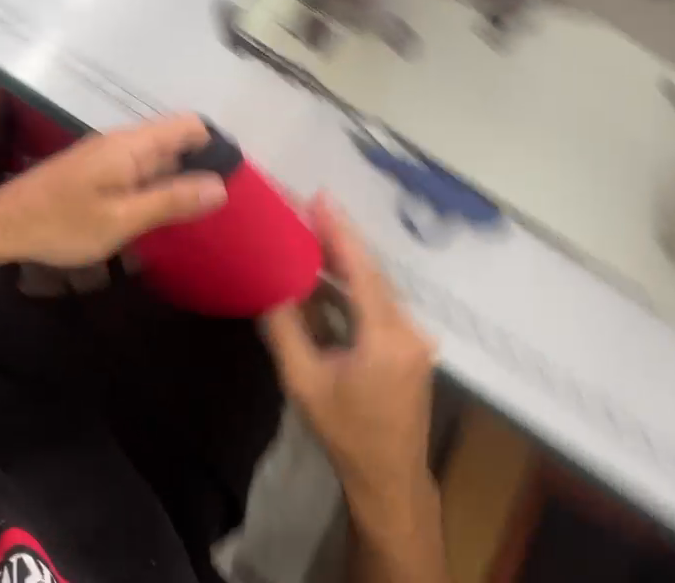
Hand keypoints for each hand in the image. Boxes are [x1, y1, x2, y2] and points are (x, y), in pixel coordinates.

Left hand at [0, 114, 227, 268]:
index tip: (236, 178)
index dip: (216, 144)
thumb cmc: (61, 224)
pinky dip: (152, 187)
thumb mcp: (121, 219)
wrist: (2, 225)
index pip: (187, 125)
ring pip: (154, 158)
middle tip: (223, 206)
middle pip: (173, 140)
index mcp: (129, 145)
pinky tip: (158, 215)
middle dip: (200, 165)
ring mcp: (102, 155)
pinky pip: (134, 170)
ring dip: (176, 179)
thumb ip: (170, 201)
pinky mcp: (91, 171)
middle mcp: (118, 141)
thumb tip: (220, 185)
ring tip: (198, 214)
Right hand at [261, 197, 437, 538]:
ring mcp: (410, 339)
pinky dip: (345, 287)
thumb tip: (265, 284)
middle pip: (369, 273)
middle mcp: (407, 330)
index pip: (362, 271)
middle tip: (301, 207)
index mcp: (387, 336)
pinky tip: (317, 275)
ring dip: (339, 262)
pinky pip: (372, 305)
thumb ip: (285, 327)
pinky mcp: (403, 348)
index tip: (319, 197)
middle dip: (336, 239)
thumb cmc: (345, 429)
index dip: (340, 232)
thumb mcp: (302, 379)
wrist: (388, 477)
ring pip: (371, 287)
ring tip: (303, 233)